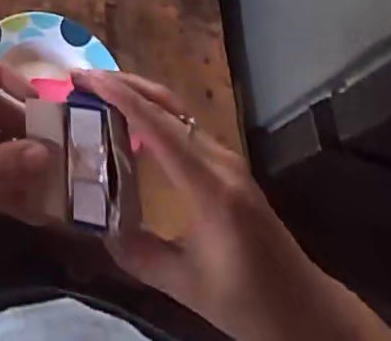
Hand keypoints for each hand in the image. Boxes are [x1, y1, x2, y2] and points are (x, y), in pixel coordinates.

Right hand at [72, 70, 390, 340]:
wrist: (308, 313)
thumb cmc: (252, 305)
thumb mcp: (189, 287)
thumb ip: (140, 255)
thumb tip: (97, 228)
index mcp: (210, 187)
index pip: (158, 126)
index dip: (120, 97)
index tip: (86, 79)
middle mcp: (219, 161)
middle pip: (167, 105)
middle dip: (123, 84)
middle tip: (82, 78)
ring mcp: (226, 159)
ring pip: (176, 111)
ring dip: (137, 94)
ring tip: (98, 91)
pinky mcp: (227, 166)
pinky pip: (184, 127)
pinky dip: (152, 113)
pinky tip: (131, 123)